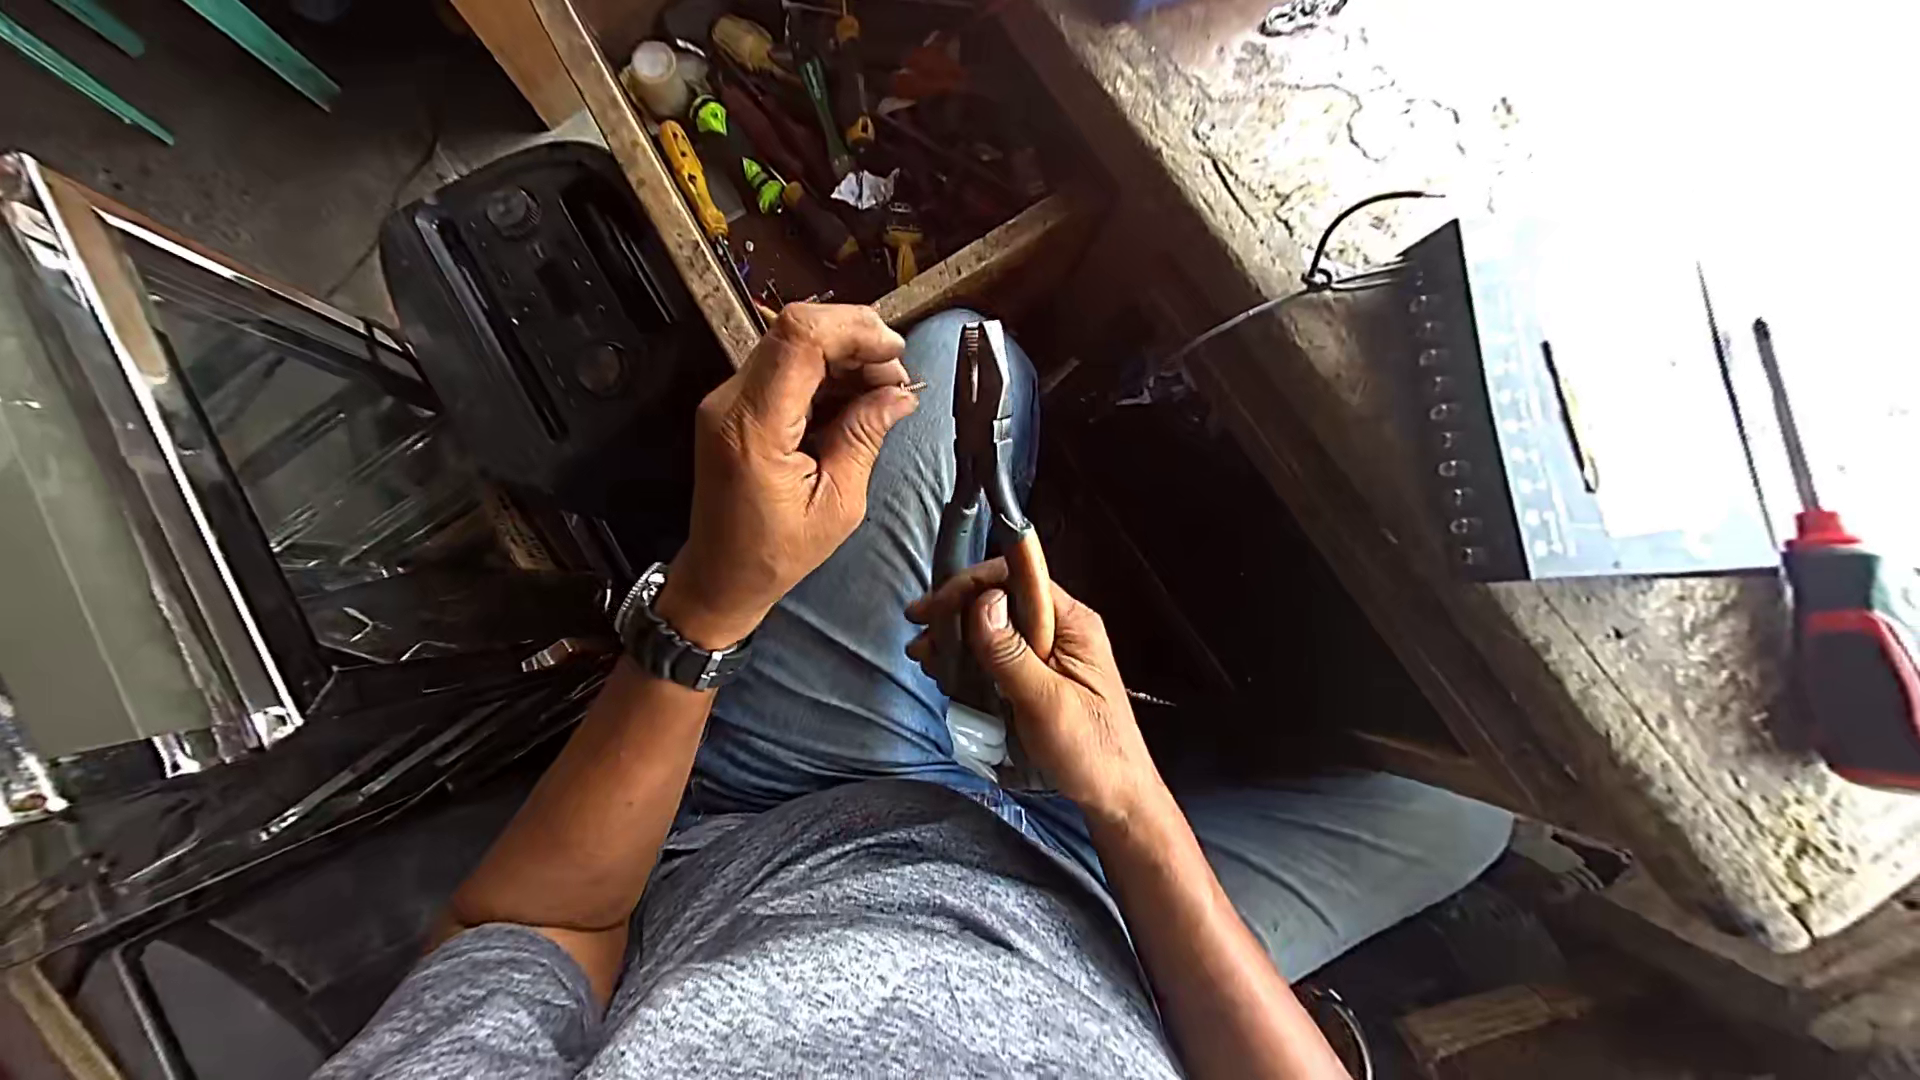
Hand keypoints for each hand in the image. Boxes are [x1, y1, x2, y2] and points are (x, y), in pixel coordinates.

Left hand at [660, 304, 916, 647]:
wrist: (721, 573)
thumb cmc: (775, 552)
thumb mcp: (837, 503)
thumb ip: (864, 438)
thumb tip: (900, 395)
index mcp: (754, 428)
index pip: (799, 337)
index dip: (854, 330)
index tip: (895, 353)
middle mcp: (732, 402)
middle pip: (797, 330)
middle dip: (858, 343)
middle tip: (896, 381)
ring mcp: (729, 400)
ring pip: (794, 344)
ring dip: (846, 358)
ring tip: (881, 394)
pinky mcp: (737, 405)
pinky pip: (787, 368)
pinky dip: (828, 375)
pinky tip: (855, 401)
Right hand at [907, 560, 1162, 823]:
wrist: (1114, 798)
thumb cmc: (1092, 753)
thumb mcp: (1046, 703)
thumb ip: (1012, 653)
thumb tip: (982, 602)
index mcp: (1072, 624)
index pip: (1018, 578)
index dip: (971, 585)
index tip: (934, 608)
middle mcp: (1059, 629)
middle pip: (1000, 599)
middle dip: (955, 613)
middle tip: (920, 635)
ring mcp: (1047, 652)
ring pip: (992, 628)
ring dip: (956, 638)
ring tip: (926, 657)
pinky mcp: (1035, 675)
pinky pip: (995, 655)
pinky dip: (966, 660)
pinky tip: (945, 672)